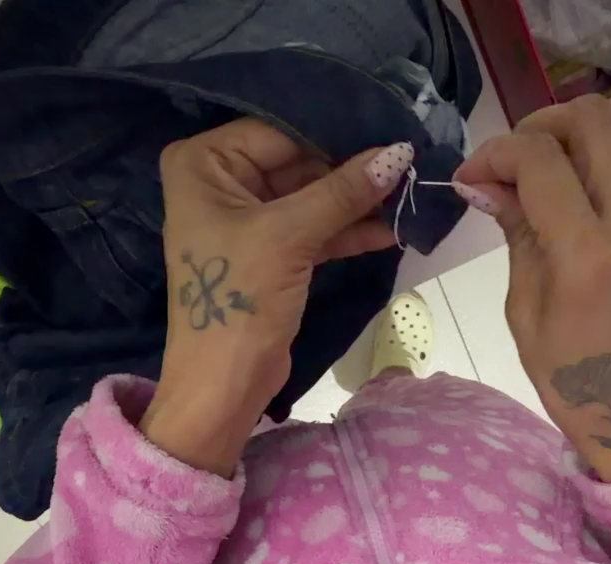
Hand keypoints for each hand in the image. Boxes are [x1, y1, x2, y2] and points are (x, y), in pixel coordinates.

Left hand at [142, 120, 413, 474]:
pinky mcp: (270, 255)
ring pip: (311, 201)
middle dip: (349, 173)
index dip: (334, 136)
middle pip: (297, 165)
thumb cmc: (241, 300)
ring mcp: (246, 222)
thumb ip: (343, 193)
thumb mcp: (290, 236)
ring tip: (405, 199)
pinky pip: (313, 232)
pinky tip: (387, 231)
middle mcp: (220, 184)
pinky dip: (346, 233)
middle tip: (404, 169)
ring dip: (355, 206)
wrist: (225, 383)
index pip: (280, 133)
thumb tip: (399, 154)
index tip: (388, 134)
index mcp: (205, 164)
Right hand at [453, 96, 610, 481]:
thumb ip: (515, 232)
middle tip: (508, 162)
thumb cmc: (567, 374)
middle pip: (592, 120)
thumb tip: (486, 182)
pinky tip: (564, 182)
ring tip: (536, 166)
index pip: (542, 161)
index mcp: (587, 255)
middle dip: (538, 126)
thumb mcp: (524, 309)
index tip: (470, 177)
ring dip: (571, 129)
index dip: (497, 154)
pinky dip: (594, 149)